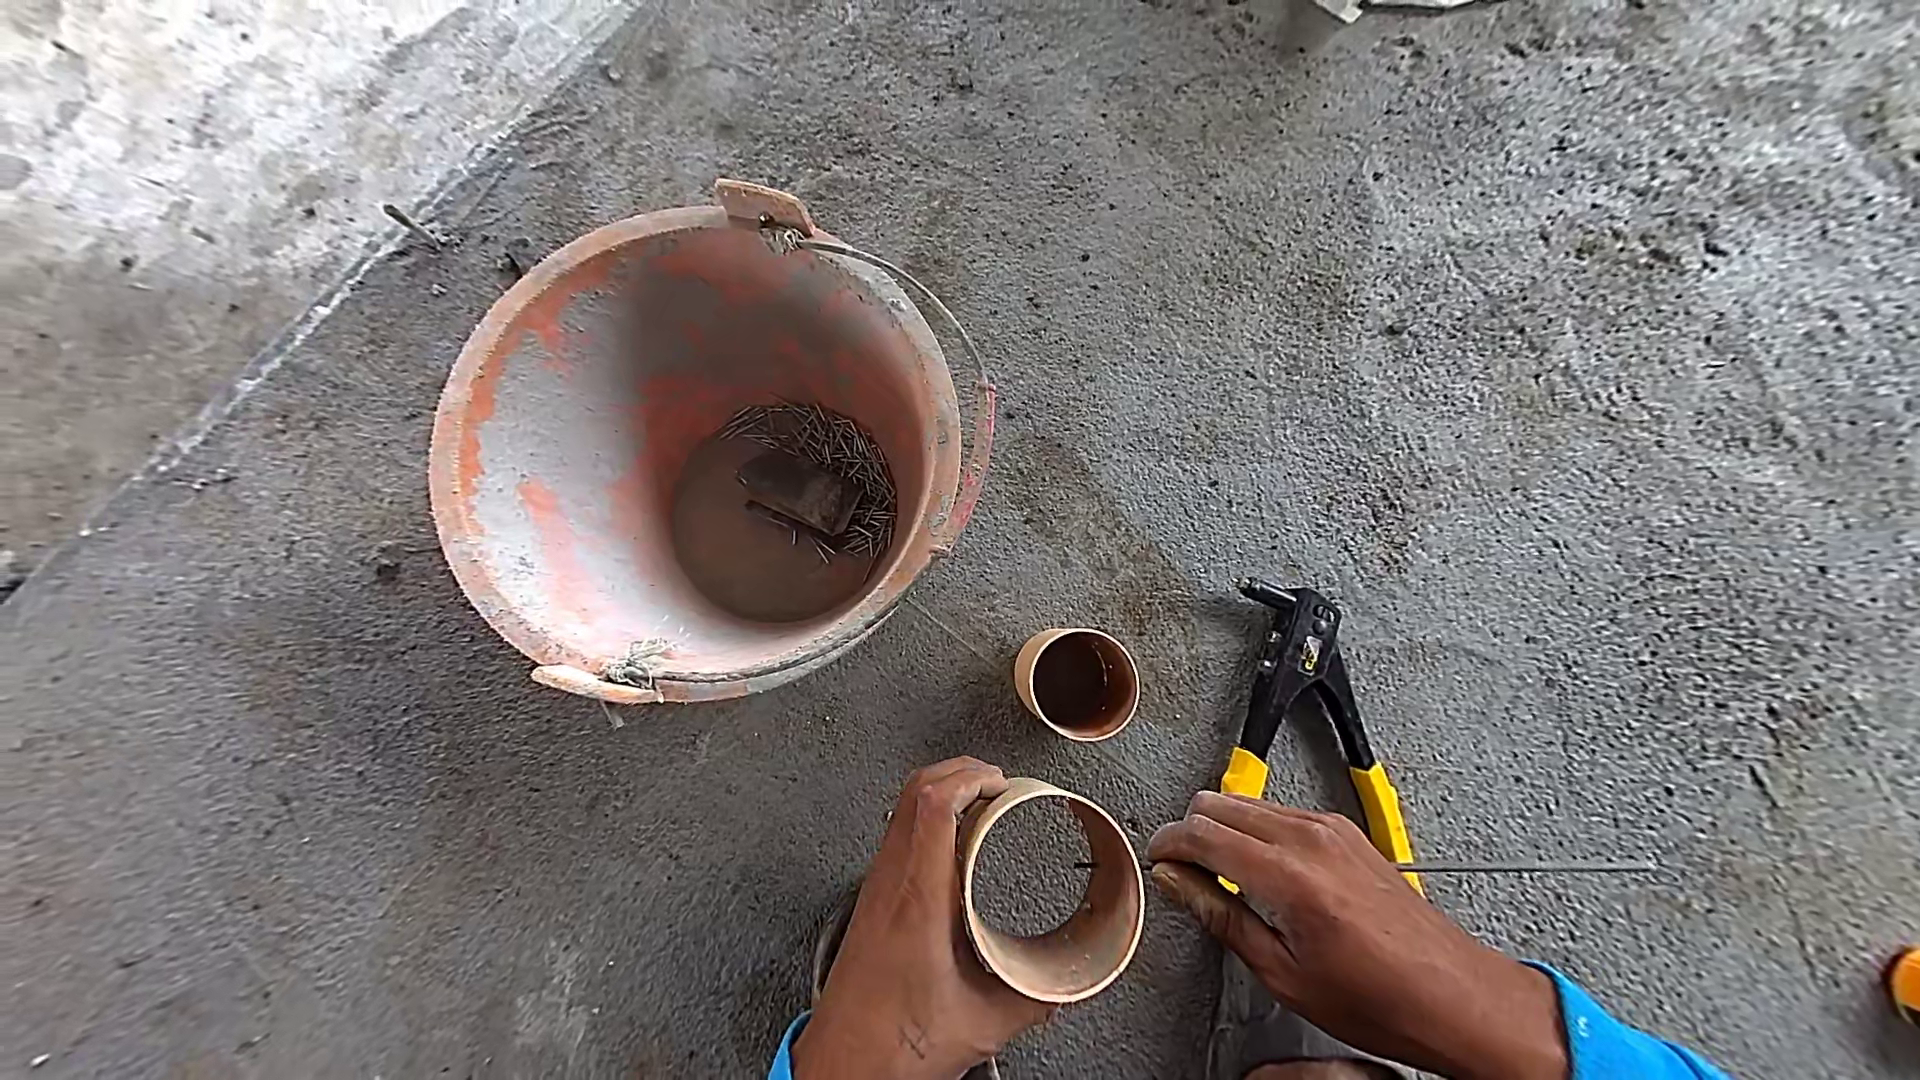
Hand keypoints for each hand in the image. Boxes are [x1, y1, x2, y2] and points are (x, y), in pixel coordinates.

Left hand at [794, 758, 1053, 1079]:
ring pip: (905, 801)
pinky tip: (953, 828)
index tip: (1000, 782)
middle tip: (996, 780)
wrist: (842, 1060)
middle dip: (962, 770)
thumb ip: (1031, 1000)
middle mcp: (894, 877)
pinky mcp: (875, 889)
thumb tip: (1061, 982)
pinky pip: (901, 823)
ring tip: (979, 793)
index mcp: (921, 897)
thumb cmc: (891, 1041)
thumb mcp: (980, 1021)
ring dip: (944, 783)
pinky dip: (931, 807)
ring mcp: (879, 879)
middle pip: (918, 787)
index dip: (970, 779)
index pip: (935, 806)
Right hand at [1148, 792, 1568, 1079]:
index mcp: (1290, 878)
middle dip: (1187, 830)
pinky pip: (1272, 809)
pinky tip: (1258, 865)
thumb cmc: (1387, 1000)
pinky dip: (1249, 827)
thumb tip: (1177, 881)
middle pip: (1213, 803)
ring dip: (1218, 827)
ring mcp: (1325, 826)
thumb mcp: (1285, 976)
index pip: (1201, 833)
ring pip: (1240, 800)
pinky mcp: (1338, 825)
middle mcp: (1307, 838)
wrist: (1463, 998)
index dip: (1167, 843)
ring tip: (1220, 870)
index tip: (1158, 857)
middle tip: (1184, 866)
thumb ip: (1219, 916)